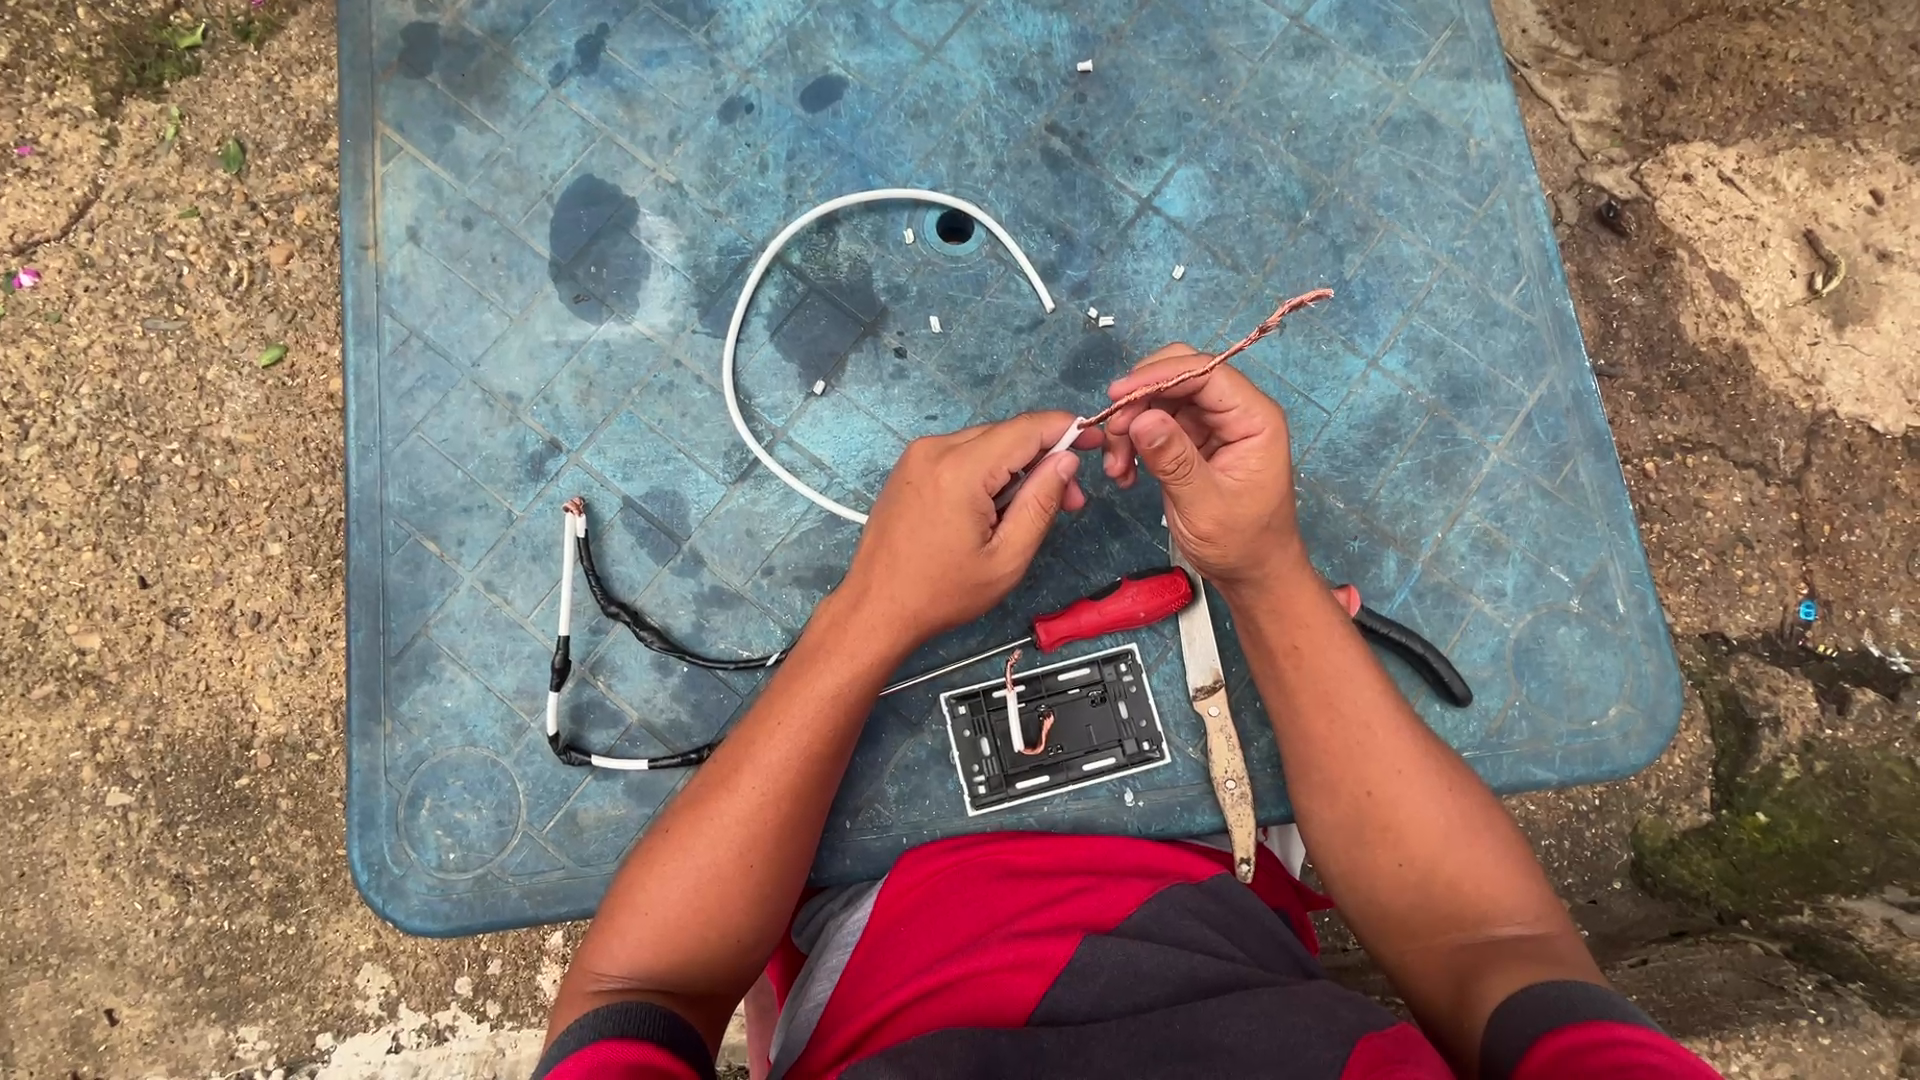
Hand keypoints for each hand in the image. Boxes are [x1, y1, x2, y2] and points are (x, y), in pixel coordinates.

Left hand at [841, 412, 1103, 644]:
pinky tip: (996, 506)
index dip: (1068, 430)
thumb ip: (1041, 503)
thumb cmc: (941, 593)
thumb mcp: (1007, 558)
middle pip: (1007, 434)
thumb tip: (1066, 460)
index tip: (1096, 442)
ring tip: (1031, 511)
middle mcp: (935, 450)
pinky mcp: (910, 467)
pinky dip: (988, 471)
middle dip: (1045, 459)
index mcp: (960, 470)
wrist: (876, 608)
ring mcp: (918, 456)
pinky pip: (961, 454)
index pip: (1028, 429)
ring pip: (985, 443)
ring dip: (1017, 467)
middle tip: (1070, 501)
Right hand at [1100, 343, 1311, 589]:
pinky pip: (1155, 426)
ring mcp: (1211, 426)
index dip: (1159, 375)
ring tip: (1116, 468)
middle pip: (1179, 378)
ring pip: (1160, 401)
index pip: (1206, 373)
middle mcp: (1234, 413)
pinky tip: (1124, 472)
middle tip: (1113, 434)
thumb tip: (1142, 420)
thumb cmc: (1240, 543)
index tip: (1116, 396)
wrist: (1250, 573)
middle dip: (1139, 401)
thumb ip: (1174, 460)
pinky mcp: (1192, 442)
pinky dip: (1133, 443)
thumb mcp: (1204, 505)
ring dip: (1130, 427)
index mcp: (1253, 419)